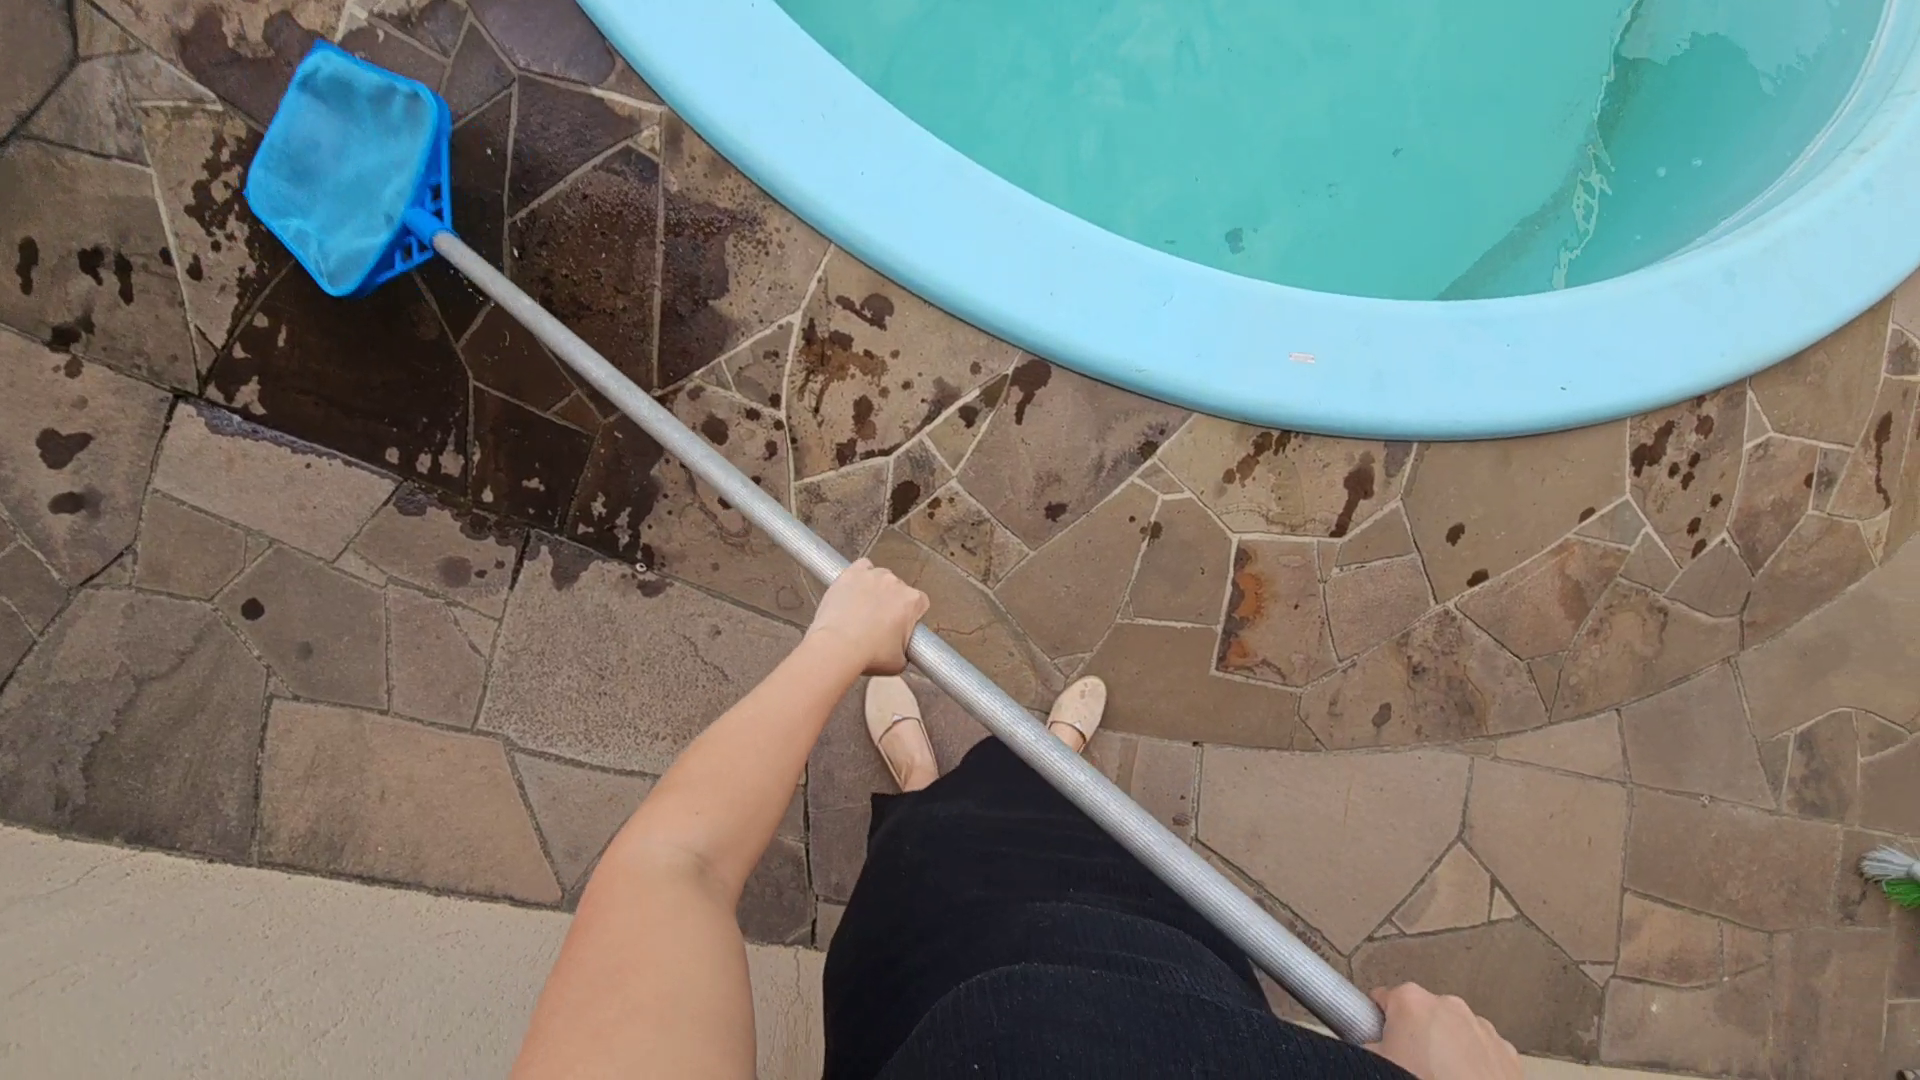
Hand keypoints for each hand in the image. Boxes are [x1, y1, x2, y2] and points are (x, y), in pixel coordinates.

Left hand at [804, 559, 929, 675]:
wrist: (837, 648)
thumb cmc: (867, 654)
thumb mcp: (899, 662)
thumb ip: (907, 649)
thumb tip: (902, 650)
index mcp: (912, 601)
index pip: (920, 602)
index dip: (911, 615)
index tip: (901, 624)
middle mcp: (895, 583)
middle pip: (898, 589)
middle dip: (891, 603)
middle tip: (878, 623)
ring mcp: (872, 576)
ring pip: (879, 577)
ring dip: (875, 589)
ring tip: (862, 609)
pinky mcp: (850, 574)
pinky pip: (861, 567)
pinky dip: (859, 576)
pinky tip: (854, 591)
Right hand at [1364, 984, 1521, 1079]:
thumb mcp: (1375, 1059)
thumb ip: (1367, 1039)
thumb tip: (1367, 1041)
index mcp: (1411, 999)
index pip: (1383, 998)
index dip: (1378, 1020)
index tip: (1382, 1039)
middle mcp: (1447, 1004)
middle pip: (1421, 1013)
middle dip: (1416, 1033)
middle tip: (1413, 1064)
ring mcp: (1481, 1027)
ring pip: (1454, 1029)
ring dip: (1447, 1045)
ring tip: (1442, 1076)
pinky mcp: (1507, 1053)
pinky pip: (1482, 1049)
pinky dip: (1475, 1062)